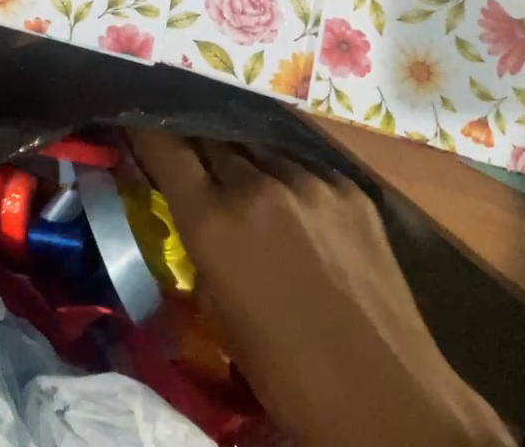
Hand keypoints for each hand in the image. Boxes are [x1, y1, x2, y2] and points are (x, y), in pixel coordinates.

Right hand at [130, 131, 511, 446]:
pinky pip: (301, 169)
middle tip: (190, 163)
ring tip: (243, 185)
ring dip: (241, 162)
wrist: (388, 399)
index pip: (164, 144)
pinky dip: (285, 180)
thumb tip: (192, 209)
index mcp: (213, 220)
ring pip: (257, 149)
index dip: (145, 129)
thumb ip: (199, 244)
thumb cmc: (285, 371)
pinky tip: (293, 209)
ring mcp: (310, 183)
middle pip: (210, 139)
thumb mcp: (216, 309)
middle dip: (194, 147)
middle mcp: (257, 186)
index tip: (135, 125)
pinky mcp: (351, 191)